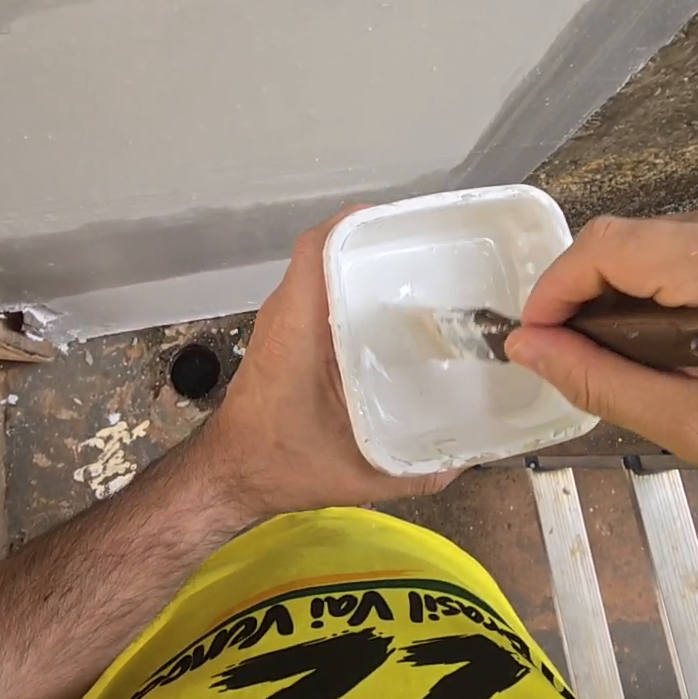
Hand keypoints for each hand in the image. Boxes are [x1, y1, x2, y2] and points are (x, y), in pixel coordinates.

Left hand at [193, 210, 458, 521]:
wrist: (230, 474)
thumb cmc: (283, 465)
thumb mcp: (356, 474)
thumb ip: (414, 470)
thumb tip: (467, 458)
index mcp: (298, 329)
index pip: (317, 249)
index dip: (356, 224)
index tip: (404, 224)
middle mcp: (287, 312)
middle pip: (326, 249)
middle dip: (375, 240)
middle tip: (431, 252)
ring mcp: (284, 319)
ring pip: (323, 267)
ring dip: (363, 261)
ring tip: (419, 273)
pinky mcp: (286, 331)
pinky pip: (319, 289)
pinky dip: (351, 285)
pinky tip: (390, 310)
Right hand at [506, 193, 697, 510]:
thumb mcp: (692, 425)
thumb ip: (598, 380)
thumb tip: (526, 345)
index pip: (607, 245)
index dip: (556, 288)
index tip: (538, 338)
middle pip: (624, 240)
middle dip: (590, 297)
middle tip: (592, 359)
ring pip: (646, 240)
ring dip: (624, 292)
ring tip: (645, 354)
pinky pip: (677, 241)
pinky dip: (656, 282)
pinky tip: (678, 331)